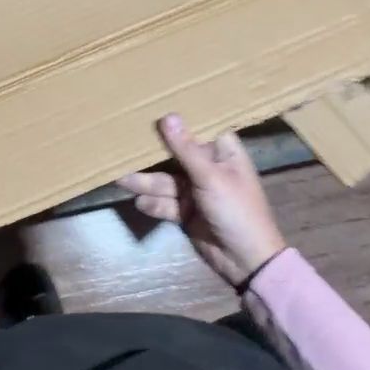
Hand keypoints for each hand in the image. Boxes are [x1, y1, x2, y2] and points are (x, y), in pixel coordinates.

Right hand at [117, 114, 287, 287]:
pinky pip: (166, 202)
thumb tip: (167, 116)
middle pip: (174, 155)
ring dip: (146, 183)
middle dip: (151, 155)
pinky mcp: (187, 211)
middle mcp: (208, 167)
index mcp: (222, 152)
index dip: (175, 120)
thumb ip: (185, 149)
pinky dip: (154, 203)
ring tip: (122, 181)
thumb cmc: (237, 211)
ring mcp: (196, 190)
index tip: (148, 108)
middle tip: (122, 147)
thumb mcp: (210, 178)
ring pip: (166, 181)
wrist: (247, 262)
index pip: (196, 128)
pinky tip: (140, 203)